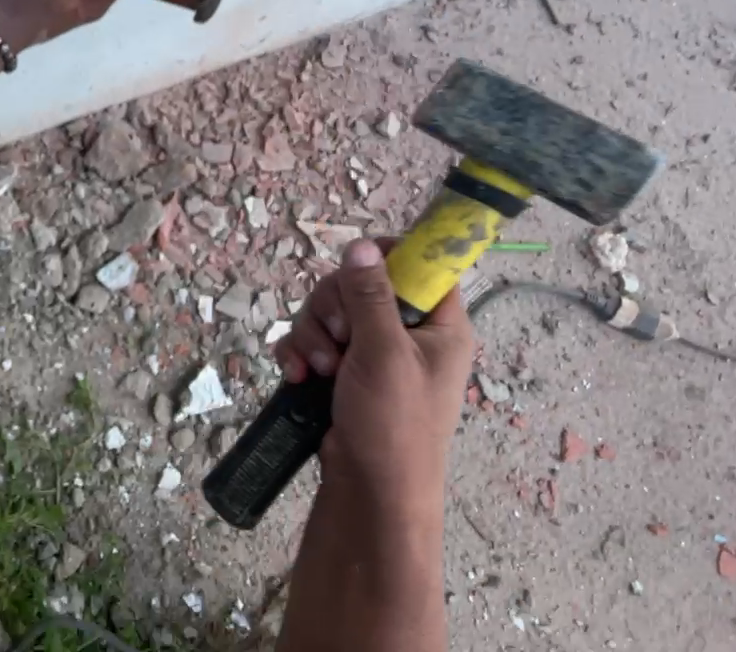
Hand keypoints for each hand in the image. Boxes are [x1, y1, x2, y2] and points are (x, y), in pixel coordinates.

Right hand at [272, 239, 473, 510]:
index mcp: (437, 326)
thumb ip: (371, 296)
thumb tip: (361, 245)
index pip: (421, 267)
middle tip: (337, 337)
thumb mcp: (384, 353)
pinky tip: (298, 374)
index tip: (356, 265)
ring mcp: (369, 352)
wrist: (368, 490)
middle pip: (359, 284)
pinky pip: (309, 337)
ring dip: (312, 334)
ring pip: (328, 310)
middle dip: (333, 307)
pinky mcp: (339, 368)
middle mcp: (404, 333)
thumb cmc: (393, 424)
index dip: (388, 257)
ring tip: (318, 368)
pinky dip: (299, 352)